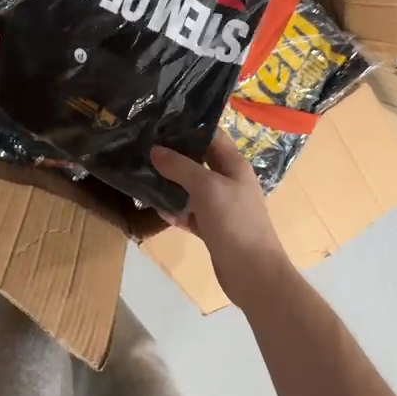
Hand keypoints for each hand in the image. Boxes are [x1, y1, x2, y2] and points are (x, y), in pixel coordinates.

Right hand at [152, 138, 292, 311]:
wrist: (253, 273)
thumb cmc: (234, 221)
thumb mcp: (206, 187)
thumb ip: (180, 166)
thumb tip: (155, 150)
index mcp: (234, 164)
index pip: (210, 135)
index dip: (187, 127)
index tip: (159, 122)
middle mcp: (228, 181)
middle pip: (198, 161)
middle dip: (173, 156)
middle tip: (143, 149)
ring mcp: (221, 206)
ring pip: (191, 188)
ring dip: (171, 185)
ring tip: (143, 177)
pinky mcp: (213, 228)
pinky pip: (190, 213)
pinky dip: (177, 211)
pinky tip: (159, 210)